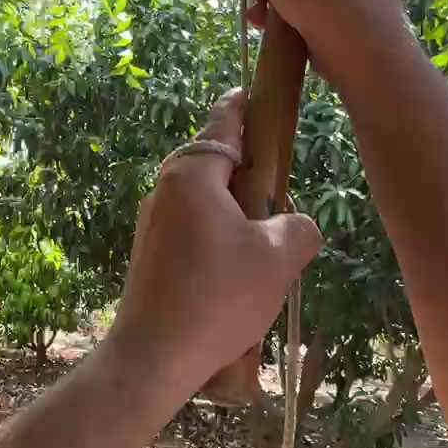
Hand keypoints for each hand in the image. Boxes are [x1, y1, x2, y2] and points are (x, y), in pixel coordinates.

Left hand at [102, 89, 321, 398]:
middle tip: (279, 196)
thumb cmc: (217, 296)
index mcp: (192, 174)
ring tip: (262, 250)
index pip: (224, 122)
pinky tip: (234, 276)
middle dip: (249, 172)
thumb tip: (295, 224)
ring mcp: (152, 222)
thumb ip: (298, 227)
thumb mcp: (278, 258)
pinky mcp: (149, 253)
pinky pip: (191, 229)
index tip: (254, 90)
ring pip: (204, 200)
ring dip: (234, 212)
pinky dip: (216, 238)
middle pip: (214, 162)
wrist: (153, 356)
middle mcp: (165, 189)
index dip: (244, 104)